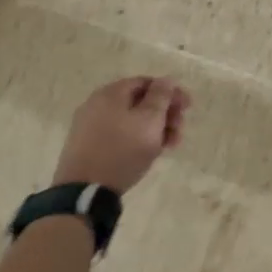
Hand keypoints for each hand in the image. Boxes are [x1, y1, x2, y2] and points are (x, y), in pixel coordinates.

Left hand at [51, 77, 189, 194]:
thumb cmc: (122, 151)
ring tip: (168, 146)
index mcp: (111, 93)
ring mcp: (88, 125)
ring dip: (153, 128)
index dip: (171, 93)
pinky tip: (147, 152)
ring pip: (130, 120)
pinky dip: (136, 138)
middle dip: (164, 114)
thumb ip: (161, 96)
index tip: (187, 108)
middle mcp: (97, 104)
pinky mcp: (86, 146)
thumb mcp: (150, 120)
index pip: (147, 82)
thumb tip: (166, 79)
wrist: (83, 192)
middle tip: (179, 131)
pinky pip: (118, 134)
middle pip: (139, 101)